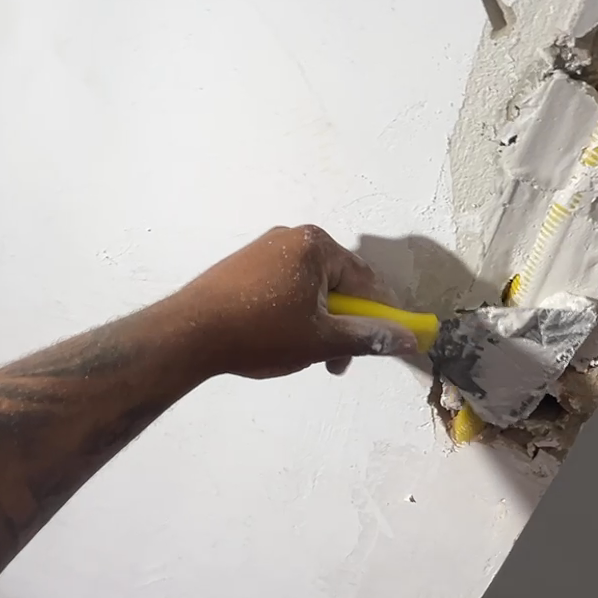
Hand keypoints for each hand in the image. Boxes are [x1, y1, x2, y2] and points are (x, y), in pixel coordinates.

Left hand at [170, 225, 418, 378]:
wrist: (188, 335)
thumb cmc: (260, 333)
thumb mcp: (323, 340)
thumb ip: (371, 338)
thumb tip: (409, 339)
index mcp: (316, 246)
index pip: (366, 280)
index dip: (379, 315)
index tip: (381, 343)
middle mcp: (292, 238)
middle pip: (339, 284)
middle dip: (343, 324)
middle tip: (334, 359)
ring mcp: (264, 249)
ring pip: (312, 289)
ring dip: (318, 323)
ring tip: (303, 354)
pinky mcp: (244, 265)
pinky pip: (286, 287)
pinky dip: (293, 313)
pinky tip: (278, 340)